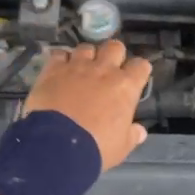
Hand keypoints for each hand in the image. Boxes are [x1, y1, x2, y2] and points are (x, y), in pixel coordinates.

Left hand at [23, 40, 151, 169]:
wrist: (57, 146)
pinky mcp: (53, 70)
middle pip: (115, 47)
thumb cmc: (96, 147)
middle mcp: (104, 70)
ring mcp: (77, 67)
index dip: (139, 70)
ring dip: (87, 56)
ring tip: (82, 68)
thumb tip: (140, 131)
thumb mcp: (122, 147)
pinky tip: (60, 69)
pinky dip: (61, 60)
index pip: (141, 66)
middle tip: (109, 68)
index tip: (136, 77)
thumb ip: (132, 135)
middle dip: (114, 55)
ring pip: (86, 47)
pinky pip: (59, 54)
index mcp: (126, 86)